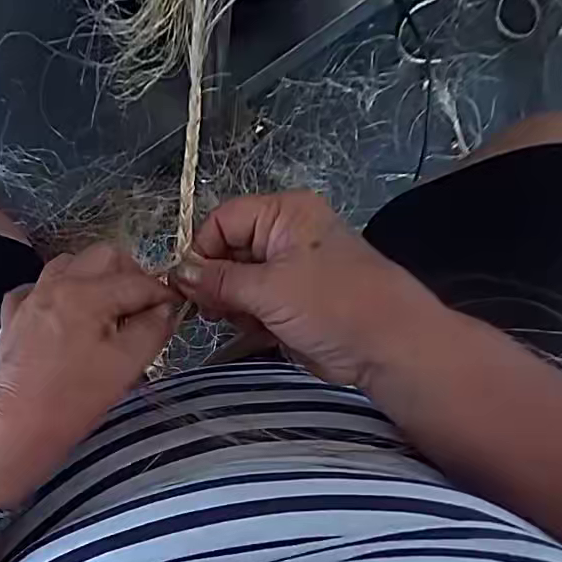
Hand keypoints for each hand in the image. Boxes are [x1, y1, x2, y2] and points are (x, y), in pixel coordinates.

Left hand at [0, 243, 178, 508]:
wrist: (15, 428)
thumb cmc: (75, 399)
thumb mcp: (126, 366)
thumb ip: (152, 329)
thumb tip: (165, 308)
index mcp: (87, 292)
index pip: (138, 281)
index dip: (163, 293)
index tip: (176, 308)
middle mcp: (56, 284)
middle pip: (102, 256)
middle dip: (129, 275)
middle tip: (142, 308)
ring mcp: (29, 299)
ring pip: (69, 264)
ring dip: (94, 278)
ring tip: (106, 310)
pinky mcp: (11, 318)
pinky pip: (38, 288)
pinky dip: (57, 293)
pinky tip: (64, 317)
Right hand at [173, 191, 451, 388]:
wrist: (385, 348)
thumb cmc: (332, 305)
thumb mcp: (269, 289)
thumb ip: (218, 280)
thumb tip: (176, 273)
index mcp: (284, 214)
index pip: (223, 220)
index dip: (202, 250)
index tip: (189, 285)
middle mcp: (283, 235)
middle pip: (226, 250)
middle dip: (215, 281)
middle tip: (212, 309)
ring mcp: (286, 270)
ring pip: (235, 281)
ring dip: (230, 303)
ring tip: (242, 320)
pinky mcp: (288, 301)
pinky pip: (250, 303)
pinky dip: (246, 317)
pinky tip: (256, 329)